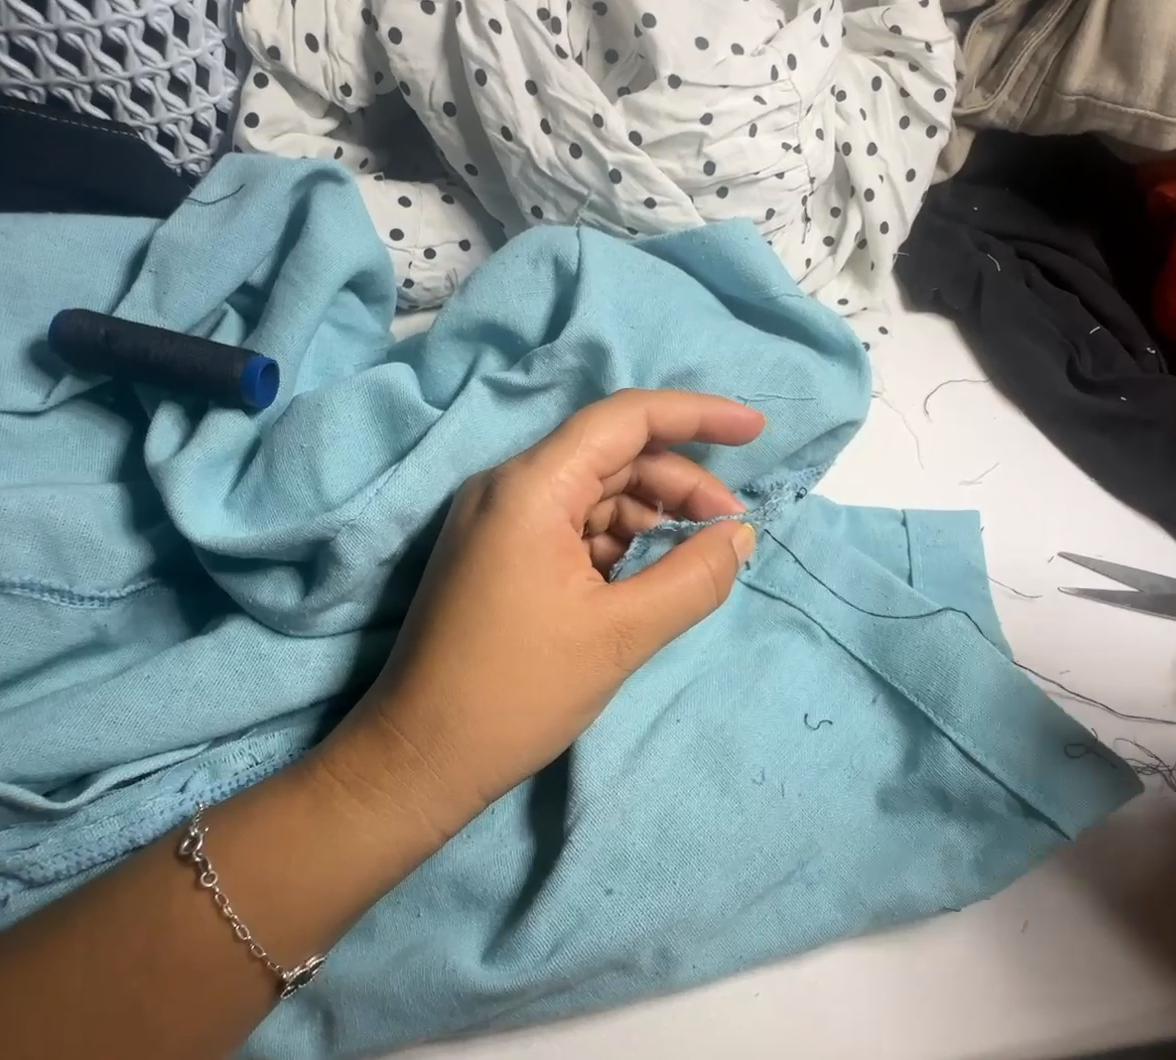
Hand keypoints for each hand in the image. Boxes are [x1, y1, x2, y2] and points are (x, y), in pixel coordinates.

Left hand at [314, 390, 761, 830]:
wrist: (419, 759)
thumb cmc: (516, 694)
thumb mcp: (620, 635)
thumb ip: (693, 578)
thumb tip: (740, 537)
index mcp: (531, 488)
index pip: (626, 420)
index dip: (697, 415)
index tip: (755, 430)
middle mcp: (510, 488)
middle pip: (615, 456)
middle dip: (680, 485)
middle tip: (731, 531)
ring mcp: (500, 521)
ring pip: (596, 493)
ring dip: (653, 516)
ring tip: (696, 559)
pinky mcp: (499, 553)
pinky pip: (574, 526)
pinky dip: (619, 542)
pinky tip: (648, 575)